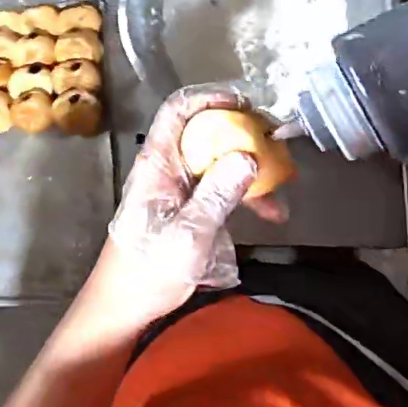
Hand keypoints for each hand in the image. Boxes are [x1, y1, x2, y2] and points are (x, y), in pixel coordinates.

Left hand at [85, 86, 285, 334]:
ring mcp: (176, 188)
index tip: (245, 104)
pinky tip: (271, 213)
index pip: (176, 111)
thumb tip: (248, 156)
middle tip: (275, 141)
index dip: (208, 98)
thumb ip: (217, 195)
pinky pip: (218, 187)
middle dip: (241, 132)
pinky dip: (243, 194)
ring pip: (215, 160)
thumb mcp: (188, 235)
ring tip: (283, 179)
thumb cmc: (147, 271)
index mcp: (156, 165)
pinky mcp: (186, 208)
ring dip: (248, 166)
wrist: (123, 308)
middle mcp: (166, 168)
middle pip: (202, 132)